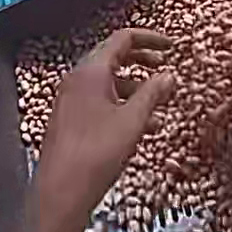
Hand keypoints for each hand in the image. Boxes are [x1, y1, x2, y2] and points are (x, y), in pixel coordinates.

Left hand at [29, 30, 175, 231]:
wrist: (60, 192)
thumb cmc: (97, 152)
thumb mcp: (132, 120)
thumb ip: (153, 94)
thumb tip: (169, 75)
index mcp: (91, 71)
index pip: (122, 39)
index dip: (150, 38)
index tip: (171, 46)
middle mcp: (77, 79)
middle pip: (114, 57)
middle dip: (142, 61)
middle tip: (165, 67)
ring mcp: (71, 99)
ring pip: (108, 82)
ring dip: (135, 87)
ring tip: (159, 103)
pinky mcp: (70, 119)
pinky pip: (100, 101)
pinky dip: (122, 105)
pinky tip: (142, 126)